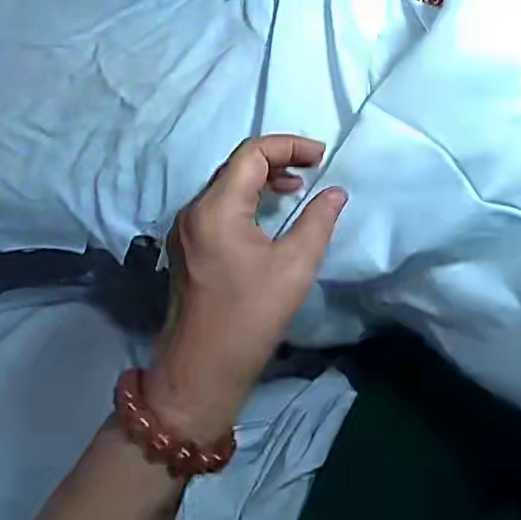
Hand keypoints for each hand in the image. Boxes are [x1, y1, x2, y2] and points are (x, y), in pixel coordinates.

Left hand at [145, 135, 346, 439]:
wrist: (200, 373)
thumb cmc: (250, 318)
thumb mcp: (295, 267)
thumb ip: (318, 221)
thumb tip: (335, 192)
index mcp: (217, 209)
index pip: (252, 153)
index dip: (290, 146)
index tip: (321, 157)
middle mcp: (194, 210)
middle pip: (237, 164)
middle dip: (278, 158)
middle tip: (313, 168)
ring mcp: (186, 229)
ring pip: (226, 184)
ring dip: (262, 178)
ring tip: (297, 188)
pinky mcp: (187, 247)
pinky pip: (218, 206)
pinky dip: (247, 199)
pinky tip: (270, 215)